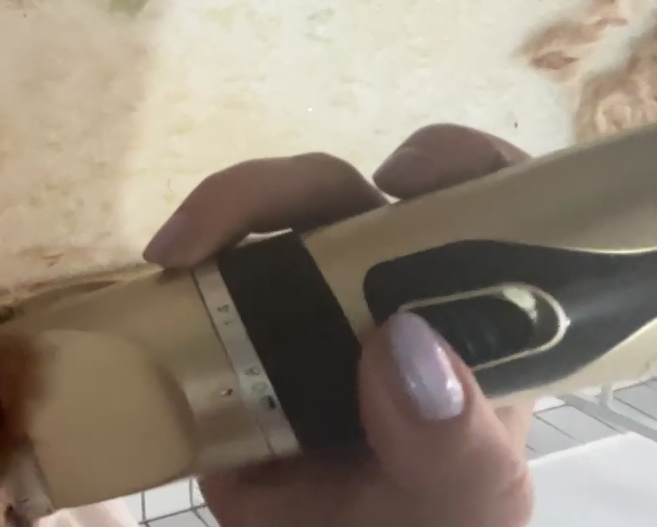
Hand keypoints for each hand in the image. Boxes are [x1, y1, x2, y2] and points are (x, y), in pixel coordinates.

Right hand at [143, 125, 535, 526]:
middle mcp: (387, 288)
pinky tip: (165, 268)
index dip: (458, 165)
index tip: (400, 181)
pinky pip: (215, 241)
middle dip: (282, 185)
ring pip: (276, 201)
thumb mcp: (445, 522)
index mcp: (465, 324)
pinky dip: (189, 237)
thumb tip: (407, 341)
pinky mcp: (238, 292)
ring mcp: (306, 285)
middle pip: (351, 189)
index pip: (491, 210)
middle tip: (221, 230)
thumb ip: (457, 460)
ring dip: (223, 206)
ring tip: (172, 256)